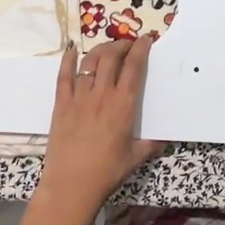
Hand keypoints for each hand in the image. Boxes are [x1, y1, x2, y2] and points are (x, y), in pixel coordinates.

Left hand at [38, 36, 167, 211]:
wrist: (71, 185)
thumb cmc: (106, 172)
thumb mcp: (135, 158)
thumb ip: (150, 145)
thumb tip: (164, 140)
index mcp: (123, 106)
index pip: (134, 68)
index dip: (141, 49)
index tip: (146, 40)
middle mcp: (102, 95)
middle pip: (111, 57)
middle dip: (121, 45)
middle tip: (127, 45)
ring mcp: (79, 98)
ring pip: (89, 62)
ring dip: (100, 49)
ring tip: (107, 48)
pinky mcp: (60, 104)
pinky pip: (63, 76)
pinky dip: (67, 60)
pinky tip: (71, 50)